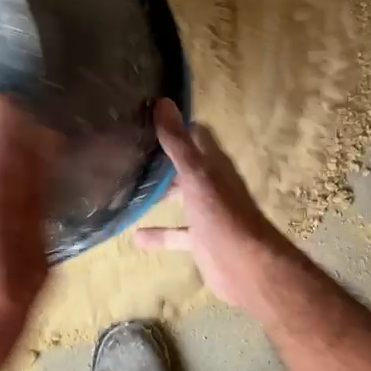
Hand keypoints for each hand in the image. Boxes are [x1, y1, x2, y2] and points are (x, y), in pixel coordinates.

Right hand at [137, 99, 308, 311]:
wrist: (245, 267)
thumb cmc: (222, 214)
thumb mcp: (196, 175)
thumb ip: (179, 144)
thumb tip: (163, 103)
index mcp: (213, 165)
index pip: (194, 135)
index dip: (175, 124)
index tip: (147, 115)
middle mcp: (210, 184)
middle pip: (184, 166)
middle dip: (161, 159)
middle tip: (128, 150)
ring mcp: (205, 213)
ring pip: (179, 197)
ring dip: (158, 194)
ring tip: (125, 188)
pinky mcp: (200, 240)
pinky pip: (175, 233)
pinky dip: (158, 234)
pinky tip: (134, 237)